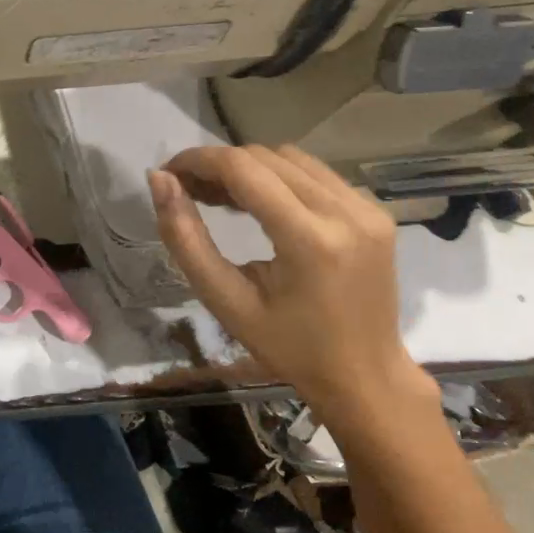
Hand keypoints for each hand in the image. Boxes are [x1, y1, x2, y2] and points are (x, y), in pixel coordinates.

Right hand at [148, 145, 436, 423]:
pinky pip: (314, 172)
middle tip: (187, 193)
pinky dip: (277, 177)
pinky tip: (258, 204)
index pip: (242, 168)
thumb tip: (159, 179)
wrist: (364, 375)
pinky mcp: (374, 212)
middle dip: (217, 165)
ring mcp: (366, 210)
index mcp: (309, 240)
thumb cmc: (287, 345)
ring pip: (289, 157)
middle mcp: (346, 213)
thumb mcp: (223, 297)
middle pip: (264, 157)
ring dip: (246, 167)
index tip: (167, 175)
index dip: (196, 161)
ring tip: (219, 198)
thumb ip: (184, 237)